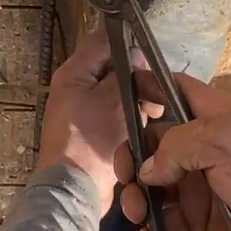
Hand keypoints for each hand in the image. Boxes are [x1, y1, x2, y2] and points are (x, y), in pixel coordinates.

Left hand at [36, 29, 159, 208]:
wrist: (76, 188)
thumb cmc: (92, 139)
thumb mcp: (113, 100)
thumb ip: (126, 74)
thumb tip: (136, 57)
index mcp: (74, 73)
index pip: (101, 42)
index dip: (127, 44)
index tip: (150, 56)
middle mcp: (76, 87)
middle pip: (113, 68)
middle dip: (137, 79)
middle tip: (156, 93)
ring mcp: (84, 109)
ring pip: (118, 92)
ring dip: (138, 100)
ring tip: (154, 113)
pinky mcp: (94, 129)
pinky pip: (117, 113)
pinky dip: (131, 117)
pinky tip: (146, 126)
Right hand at [118, 74, 230, 230]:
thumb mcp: (225, 141)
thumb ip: (178, 144)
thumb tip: (147, 171)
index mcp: (212, 117)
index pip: (176, 89)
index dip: (149, 85)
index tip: (122, 90)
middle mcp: (201, 148)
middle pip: (150, 144)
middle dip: (131, 162)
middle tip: (128, 181)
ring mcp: (197, 188)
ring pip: (150, 189)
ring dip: (136, 202)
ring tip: (139, 218)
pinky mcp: (196, 224)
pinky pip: (163, 228)